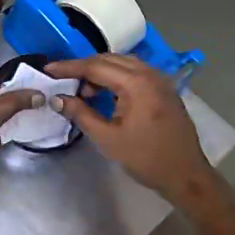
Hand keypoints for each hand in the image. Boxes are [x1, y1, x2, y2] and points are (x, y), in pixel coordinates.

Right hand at [44, 55, 215, 200]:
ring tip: (83, 90)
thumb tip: (57, 98)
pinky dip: (116, 76)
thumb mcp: (107, 138)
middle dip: (84, 68)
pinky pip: (135, 72)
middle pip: (109, 59)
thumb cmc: (146, 159)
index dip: (69, 67)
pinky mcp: (164, 88)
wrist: (186, 175)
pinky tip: (105, 93)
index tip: (48, 70)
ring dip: (100, 71)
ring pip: (123, 63)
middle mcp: (149, 74)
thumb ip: (81, 114)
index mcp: (136, 84)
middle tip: (63, 82)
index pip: (95, 66)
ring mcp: (160, 79)